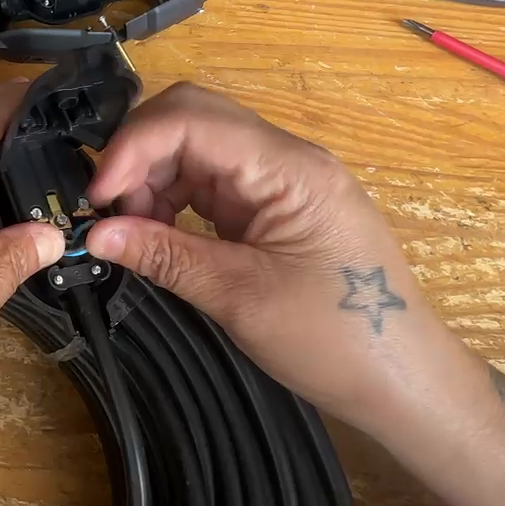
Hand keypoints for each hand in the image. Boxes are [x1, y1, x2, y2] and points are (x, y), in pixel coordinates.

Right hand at [82, 82, 462, 429]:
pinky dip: (169, 196)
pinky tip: (157, 230)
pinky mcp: (268, 201)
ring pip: (191, 145)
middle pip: (190, 117)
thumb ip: (164, 255)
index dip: (133, 147)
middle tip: (109, 205)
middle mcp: (284, 157)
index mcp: (290, 168)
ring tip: (132, 229)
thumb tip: (94, 234)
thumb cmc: (339, 342)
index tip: (99, 196)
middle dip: (138, 153)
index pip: (192, 120)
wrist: (409, 388)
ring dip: (150, 177)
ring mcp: (277, 177)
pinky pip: (204, 176)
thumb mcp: (241, 298)